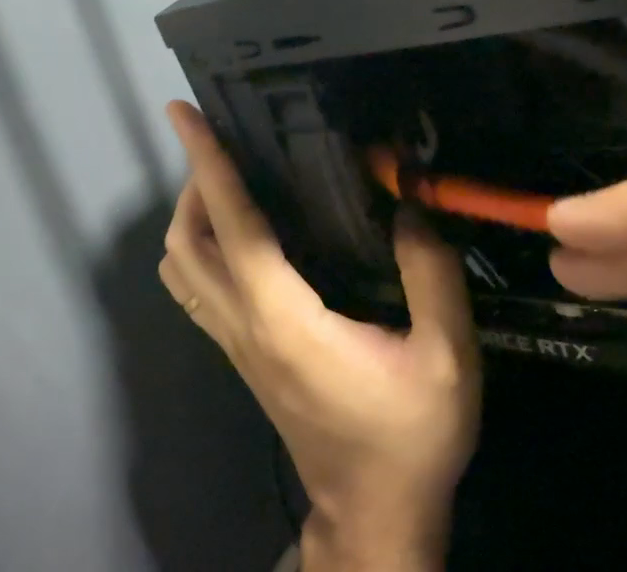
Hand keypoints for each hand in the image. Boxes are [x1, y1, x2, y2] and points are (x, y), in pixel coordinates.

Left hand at [160, 102, 480, 571]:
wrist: (375, 510)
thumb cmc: (408, 437)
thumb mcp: (446, 355)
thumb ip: (431, 272)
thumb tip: (410, 201)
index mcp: (283, 318)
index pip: (231, 225)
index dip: (207, 164)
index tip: (182, 116)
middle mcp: (243, 325)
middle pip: (185, 242)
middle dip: (194, 184)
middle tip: (227, 144)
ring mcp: (234, 345)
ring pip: (180, 270)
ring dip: (191, 218)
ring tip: (230, 183)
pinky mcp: (241, 357)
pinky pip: (196, 290)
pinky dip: (202, 249)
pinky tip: (242, 236)